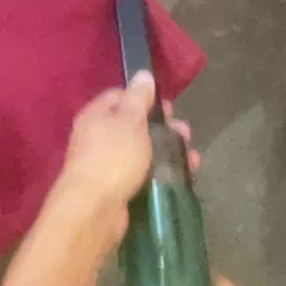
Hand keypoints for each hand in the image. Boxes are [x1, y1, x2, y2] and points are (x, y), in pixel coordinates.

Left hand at [55, 73, 197, 211]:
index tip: (168, 107)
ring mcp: (107, 166)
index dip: (145, 98)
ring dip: (168, 153)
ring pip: (143, 153)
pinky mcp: (118, 190)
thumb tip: (142, 74)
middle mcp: (98, 139)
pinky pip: (144, 176)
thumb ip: (138, 98)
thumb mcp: (129, 120)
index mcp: (96, 116)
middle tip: (185, 133)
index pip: (120, 96)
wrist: (94, 211)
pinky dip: (163, 175)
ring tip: (191, 160)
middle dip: (164, 129)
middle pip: (135, 126)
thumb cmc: (112, 158)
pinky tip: (182, 177)